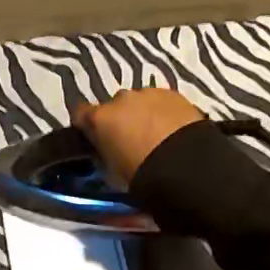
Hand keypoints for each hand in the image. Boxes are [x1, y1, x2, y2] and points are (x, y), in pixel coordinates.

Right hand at [73, 90, 205, 185]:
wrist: (188, 166)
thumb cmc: (143, 175)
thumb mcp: (113, 173)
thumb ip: (105, 155)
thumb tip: (106, 152)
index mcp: (101, 118)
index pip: (81, 114)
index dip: (87, 126)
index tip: (95, 138)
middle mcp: (121, 99)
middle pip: (113, 107)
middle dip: (120, 120)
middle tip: (132, 141)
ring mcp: (148, 93)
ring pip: (139, 101)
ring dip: (143, 114)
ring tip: (157, 135)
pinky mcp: (173, 94)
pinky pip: (161, 101)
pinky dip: (163, 112)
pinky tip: (174, 129)